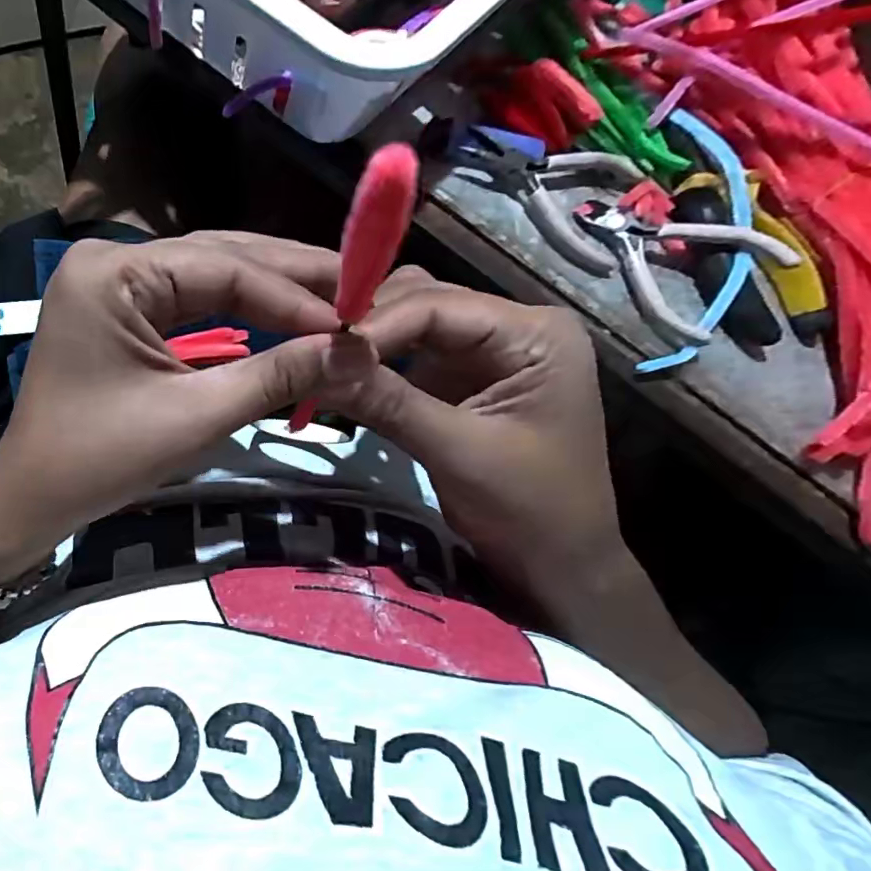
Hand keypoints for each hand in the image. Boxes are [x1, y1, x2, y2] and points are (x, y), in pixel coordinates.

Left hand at [0, 234, 348, 580]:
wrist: (33, 500)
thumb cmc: (102, 458)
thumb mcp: (195, 416)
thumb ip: (276, 375)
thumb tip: (359, 351)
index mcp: (114, 271)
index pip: (225, 268)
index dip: (296, 295)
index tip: (356, 321)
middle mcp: (112, 261)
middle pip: (219, 256)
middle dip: (291, 276)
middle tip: (362, 287)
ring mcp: (113, 284)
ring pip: (208, 274)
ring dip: (271, 289)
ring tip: (336, 295)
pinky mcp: (120, 312)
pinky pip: (191, 300)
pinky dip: (240, 311)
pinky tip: (283, 313)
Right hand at [317, 271, 624, 602]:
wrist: (558, 565)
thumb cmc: (527, 509)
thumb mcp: (456, 452)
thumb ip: (388, 402)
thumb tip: (316, 362)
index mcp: (536, 334)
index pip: (441, 306)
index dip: (377, 324)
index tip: (318, 347)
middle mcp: (515, 329)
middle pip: (428, 304)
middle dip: (370, 327)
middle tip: (312, 349)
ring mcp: (490, 355)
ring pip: (416, 329)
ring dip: (370, 345)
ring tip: (320, 360)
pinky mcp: (467, 382)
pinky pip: (415, 361)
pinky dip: (379, 370)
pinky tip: (344, 377)